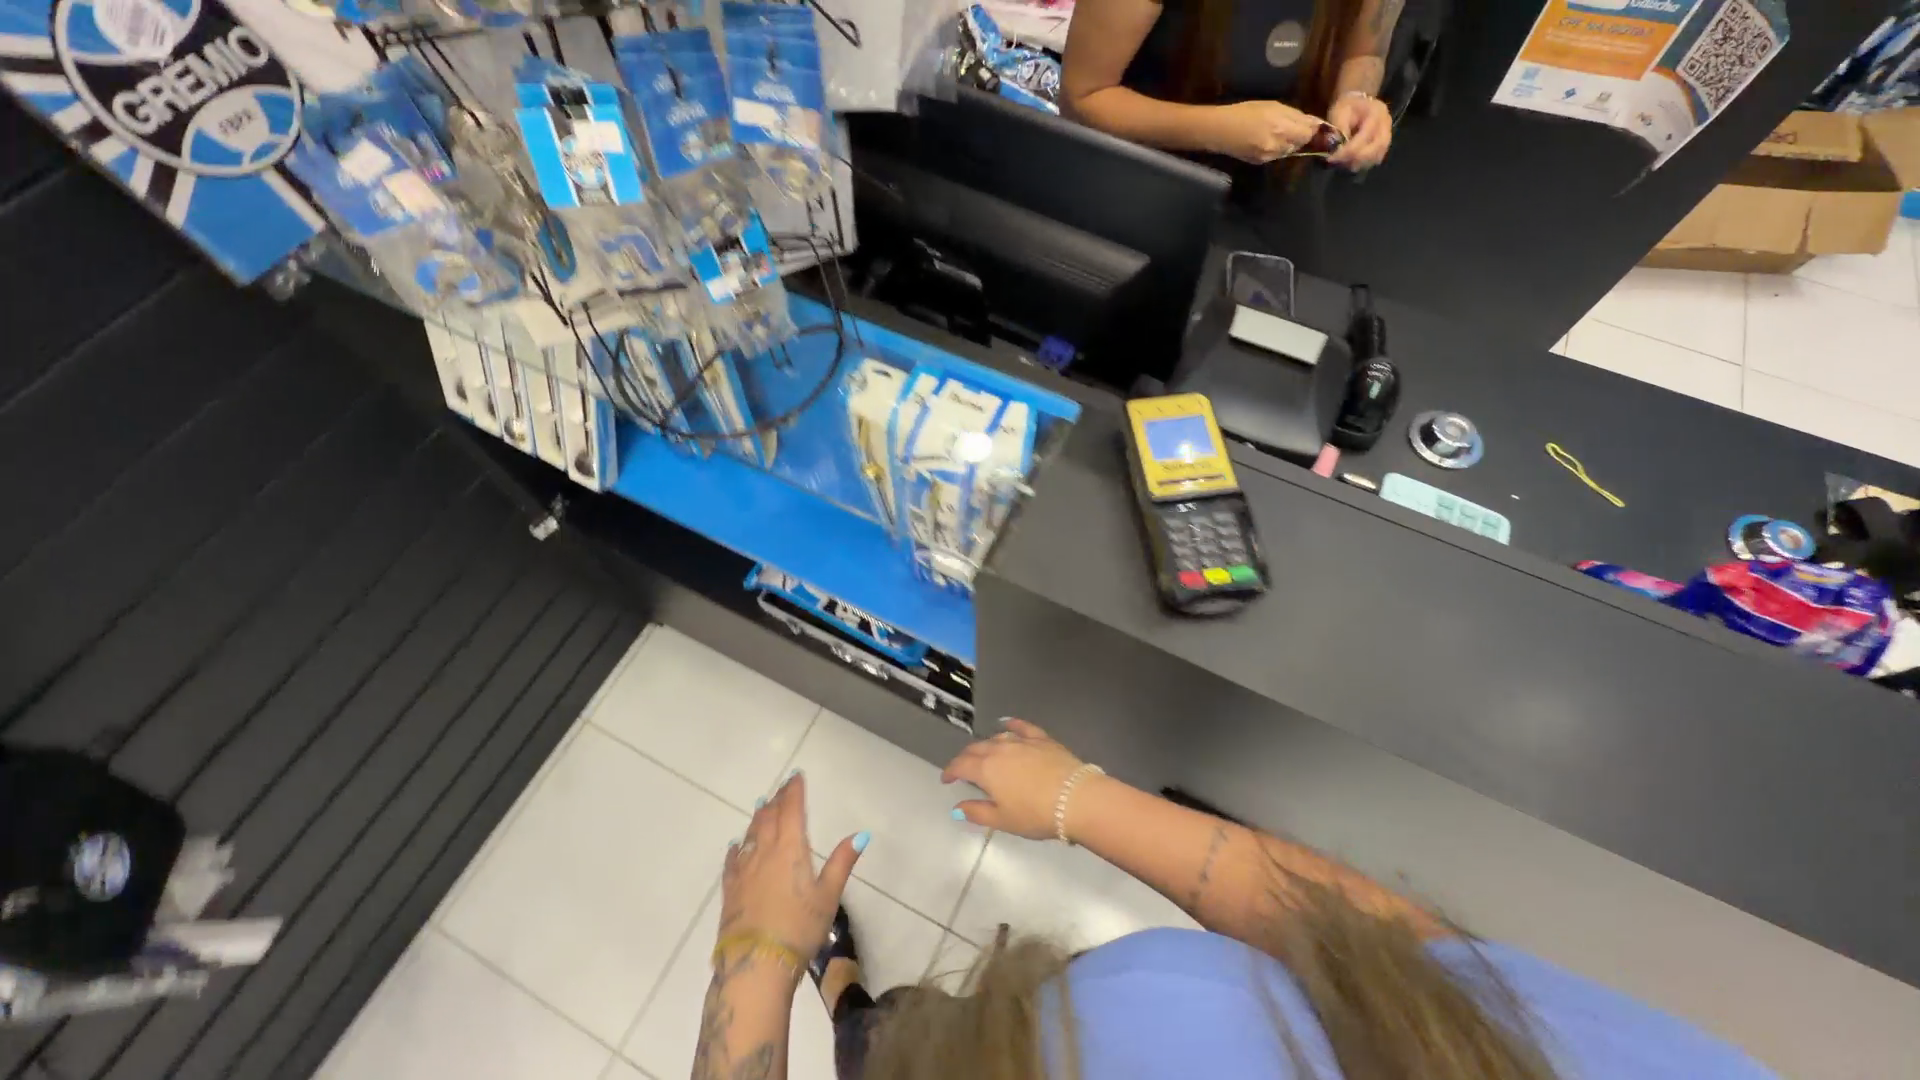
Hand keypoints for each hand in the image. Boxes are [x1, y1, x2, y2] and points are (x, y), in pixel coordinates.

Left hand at [719, 772, 863, 962]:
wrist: (756, 965)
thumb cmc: (799, 928)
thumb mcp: (828, 896)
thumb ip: (842, 862)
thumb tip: (860, 834)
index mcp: (790, 848)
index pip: (791, 810)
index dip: (794, 792)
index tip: (796, 777)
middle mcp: (763, 852)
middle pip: (768, 818)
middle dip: (776, 801)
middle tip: (781, 789)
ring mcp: (743, 871)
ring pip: (750, 835)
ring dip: (758, 818)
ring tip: (762, 807)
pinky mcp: (730, 891)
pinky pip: (733, 860)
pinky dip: (737, 847)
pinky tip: (736, 845)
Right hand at [941, 718, 1090, 839]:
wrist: (1077, 799)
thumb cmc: (1036, 814)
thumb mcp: (1003, 820)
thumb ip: (977, 812)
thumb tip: (957, 808)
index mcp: (986, 769)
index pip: (961, 765)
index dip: (950, 771)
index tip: (946, 779)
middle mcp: (1000, 750)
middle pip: (976, 749)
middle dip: (966, 758)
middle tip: (964, 769)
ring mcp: (1023, 742)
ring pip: (997, 738)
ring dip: (986, 745)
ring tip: (985, 754)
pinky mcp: (1042, 739)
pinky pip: (1022, 727)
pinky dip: (1012, 725)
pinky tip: (1007, 724)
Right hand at [1204, 100, 1325, 164]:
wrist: (1218, 131)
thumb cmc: (1244, 112)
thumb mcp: (1272, 106)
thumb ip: (1294, 116)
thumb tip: (1314, 123)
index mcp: (1282, 128)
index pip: (1309, 133)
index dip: (1315, 129)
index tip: (1319, 126)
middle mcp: (1278, 146)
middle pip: (1301, 144)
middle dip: (1301, 136)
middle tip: (1296, 127)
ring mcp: (1268, 157)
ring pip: (1289, 151)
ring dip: (1290, 143)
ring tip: (1279, 132)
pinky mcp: (1260, 163)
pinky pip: (1277, 156)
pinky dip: (1277, 148)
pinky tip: (1267, 140)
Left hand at [1326, 93, 1391, 169]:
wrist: (1358, 103)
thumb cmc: (1347, 106)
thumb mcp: (1340, 111)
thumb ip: (1339, 129)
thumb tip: (1335, 147)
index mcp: (1377, 113)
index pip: (1365, 137)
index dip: (1348, 151)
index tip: (1331, 158)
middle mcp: (1386, 124)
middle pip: (1375, 149)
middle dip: (1354, 159)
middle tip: (1337, 163)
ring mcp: (1388, 135)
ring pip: (1376, 156)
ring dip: (1358, 163)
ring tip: (1342, 163)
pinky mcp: (1384, 144)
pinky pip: (1376, 159)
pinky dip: (1363, 164)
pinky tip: (1350, 162)